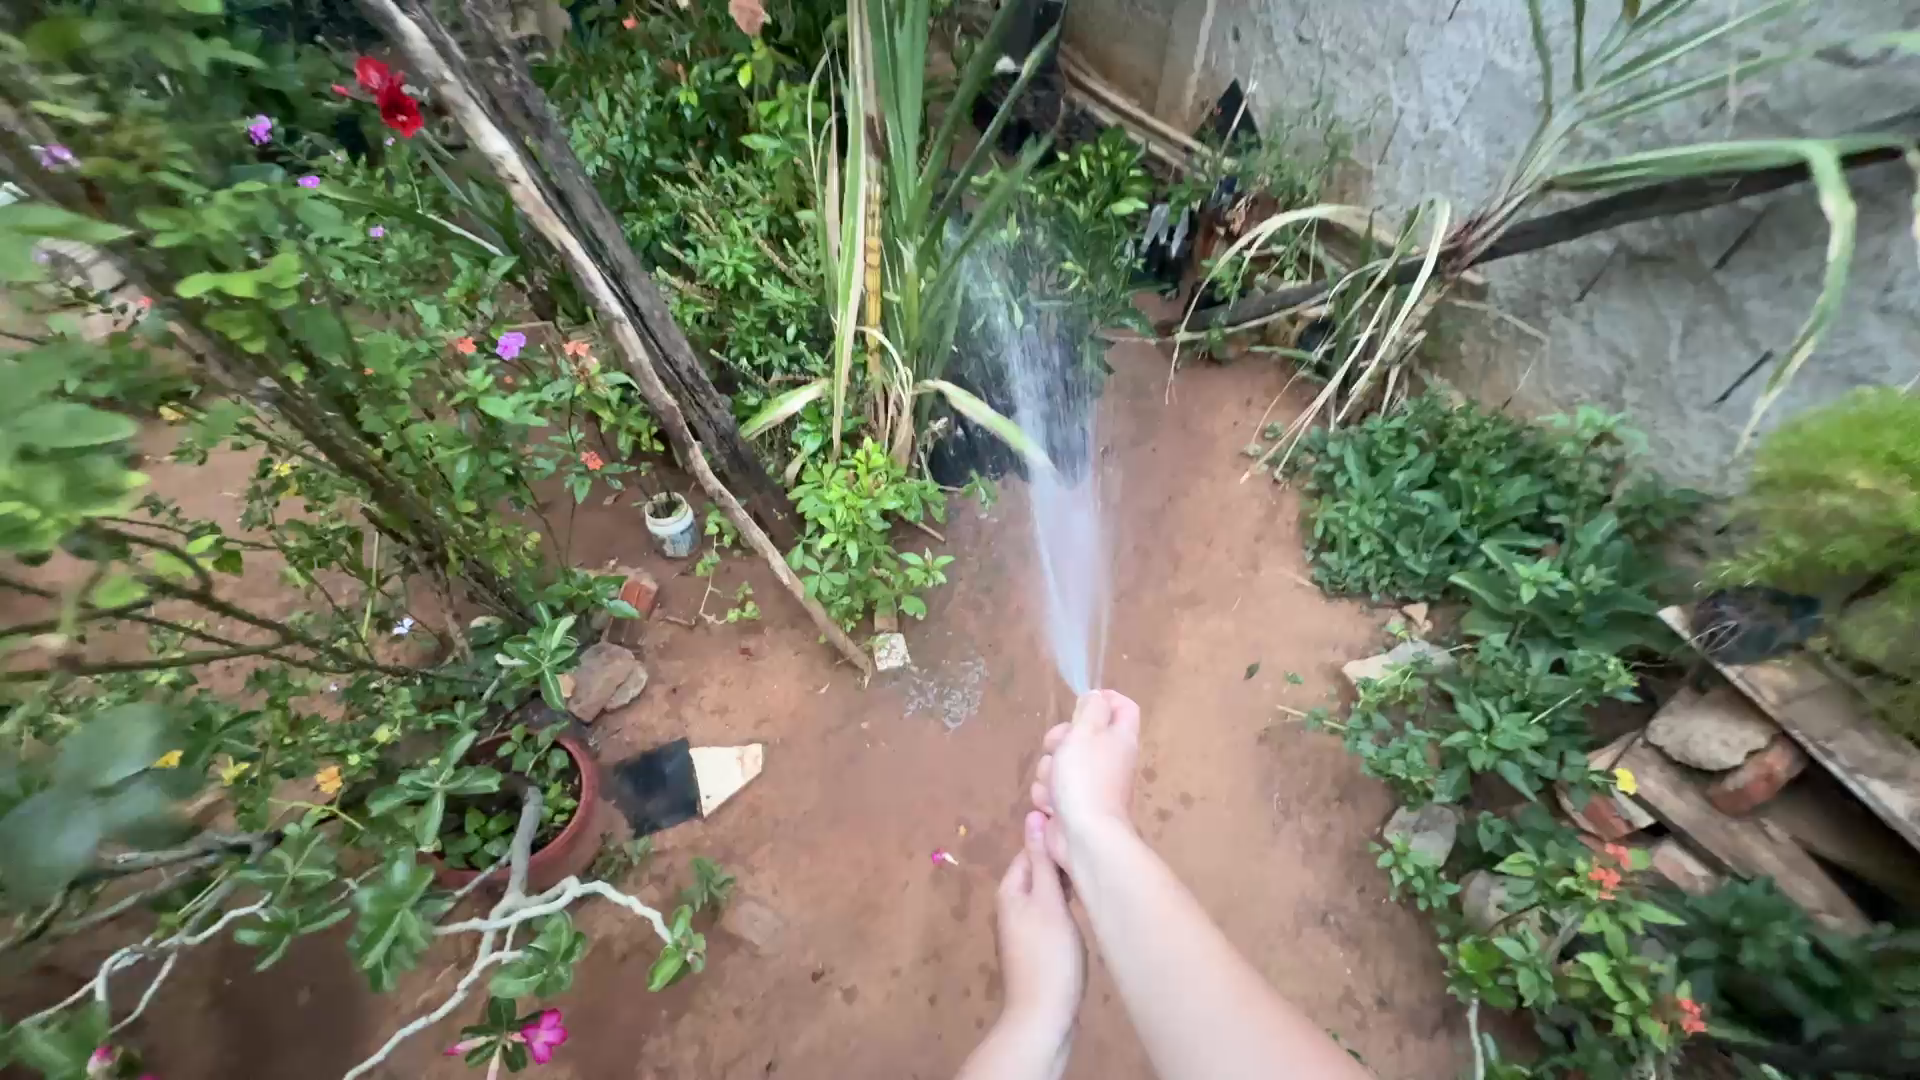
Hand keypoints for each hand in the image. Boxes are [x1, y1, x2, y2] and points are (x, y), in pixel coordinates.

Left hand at [993, 811, 1085, 1041]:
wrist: (1043, 1018)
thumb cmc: (1049, 956)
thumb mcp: (1048, 901)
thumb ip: (1042, 860)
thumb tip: (1033, 815)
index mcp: (1011, 889)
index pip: (1032, 849)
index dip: (1055, 840)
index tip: (1084, 837)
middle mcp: (1013, 904)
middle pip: (1038, 869)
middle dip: (1062, 863)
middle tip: (1094, 859)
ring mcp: (1025, 926)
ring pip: (1047, 892)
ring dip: (1067, 885)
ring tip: (1094, 879)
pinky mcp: (1038, 945)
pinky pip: (1052, 912)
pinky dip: (1067, 906)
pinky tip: (1086, 908)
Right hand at [1030, 689, 1140, 871]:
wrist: (1085, 837)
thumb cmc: (1086, 778)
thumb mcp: (1085, 732)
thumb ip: (1091, 709)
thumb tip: (1096, 697)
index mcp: (1120, 738)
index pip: (1123, 707)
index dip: (1105, 699)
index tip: (1082, 701)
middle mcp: (1108, 760)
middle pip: (1081, 734)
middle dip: (1060, 738)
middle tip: (1055, 745)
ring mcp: (1090, 785)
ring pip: (1059, 762)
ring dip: (1049, 770)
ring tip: (1054, 783)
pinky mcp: (1071, 805)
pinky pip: (1052, 788)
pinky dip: (1047, 795)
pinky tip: (1050, 804)